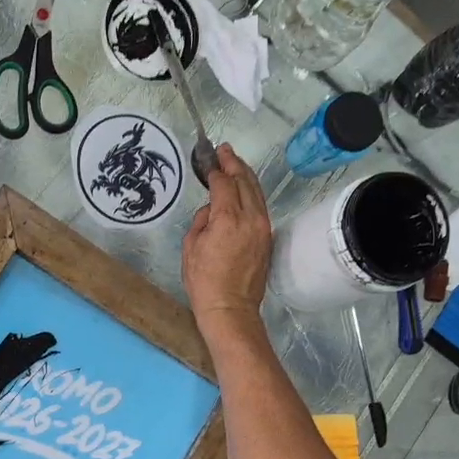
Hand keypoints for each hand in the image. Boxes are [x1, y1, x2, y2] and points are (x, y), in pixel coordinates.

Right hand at [182, 144, 271, 330]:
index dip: (215, 168)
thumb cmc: (204, 282)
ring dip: (246, 176)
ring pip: (256, 192)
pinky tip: (244, 190)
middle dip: (234, 164)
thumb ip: (201, 220)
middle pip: (245, 181)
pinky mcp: (267, 238)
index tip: (209, 158)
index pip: (223, 183)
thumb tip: (211, 211)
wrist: (231, 308)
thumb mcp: (191, 247)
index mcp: (228, 218)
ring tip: (235, 164)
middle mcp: (250, 218)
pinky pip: (260, 207)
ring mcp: (262, 227)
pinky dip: (252, 194)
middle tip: (224, 151)